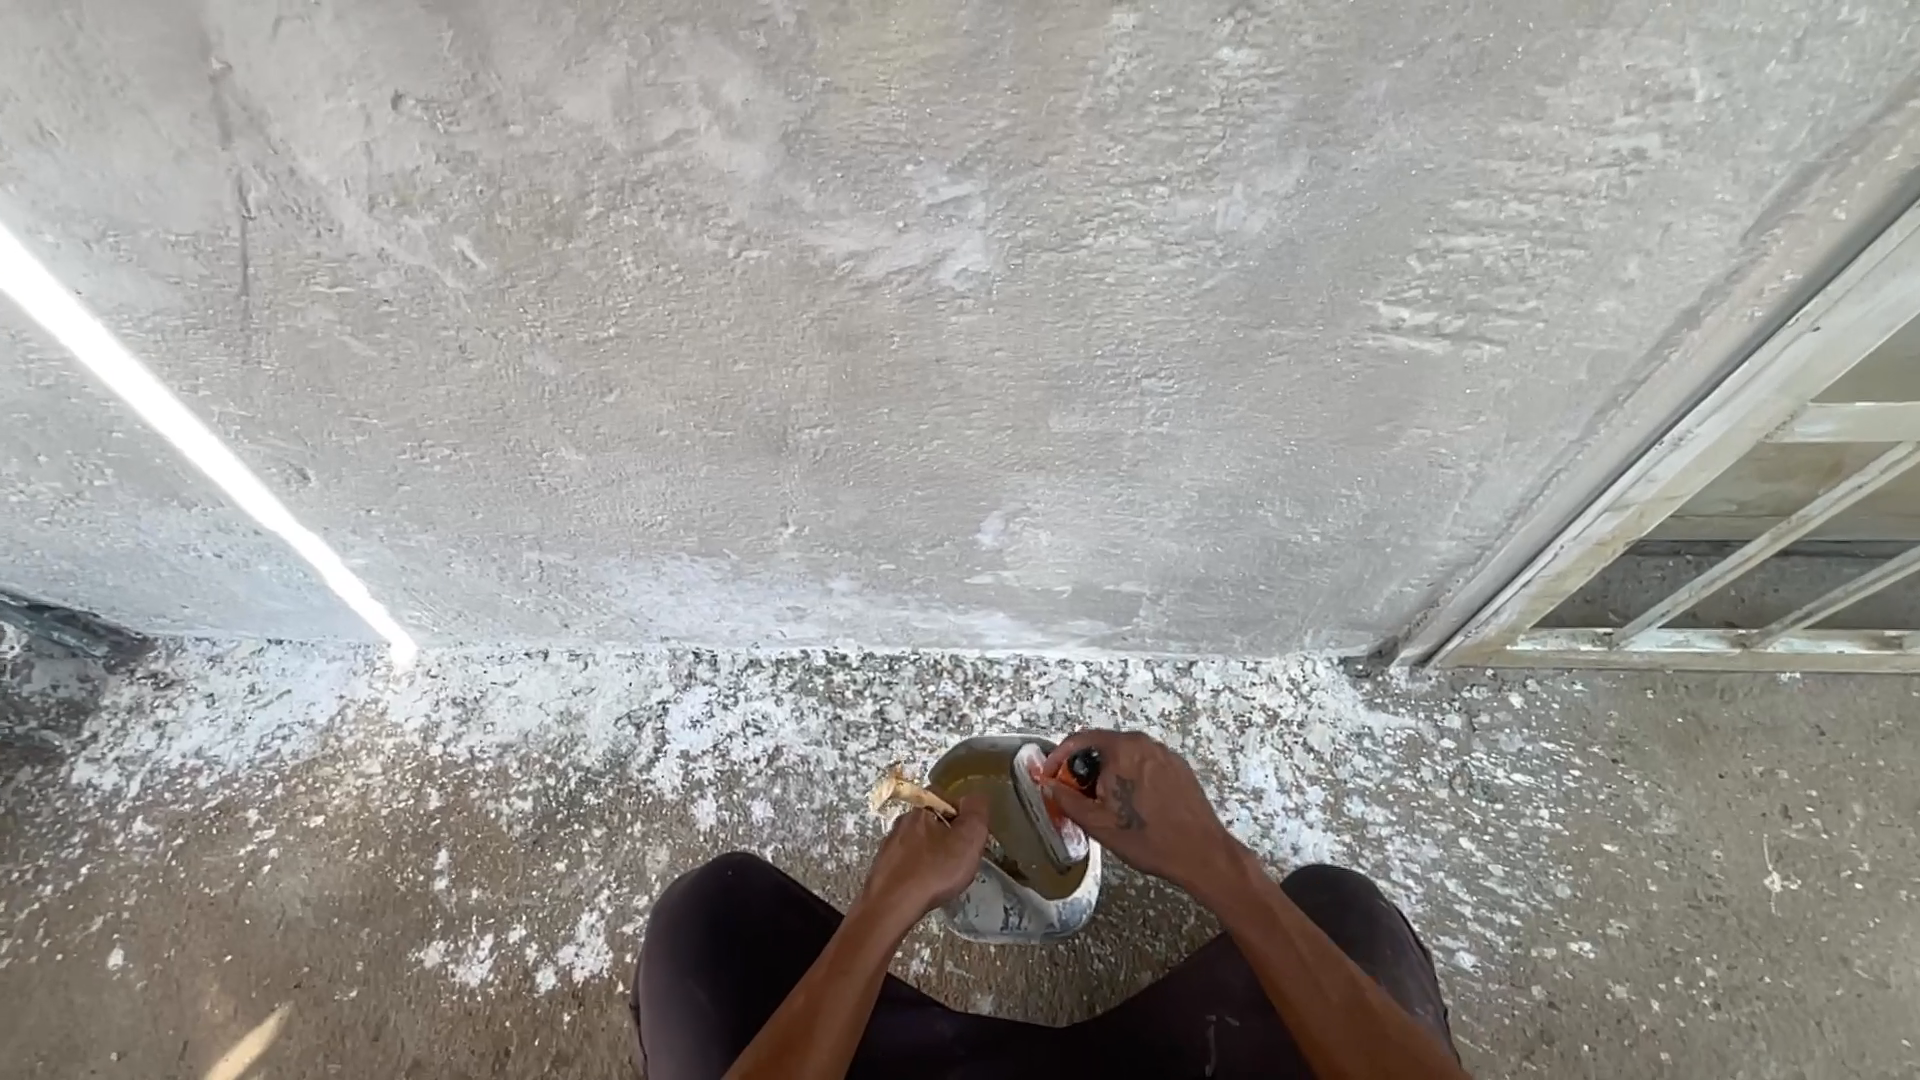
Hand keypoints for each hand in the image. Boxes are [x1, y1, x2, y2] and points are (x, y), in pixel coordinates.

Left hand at [859, 795, 990, 928]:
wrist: (891, 905)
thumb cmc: (934, 870)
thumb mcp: (969, 838)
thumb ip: (977, 812)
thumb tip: (975, 798)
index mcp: (923, 808)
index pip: (947, 797)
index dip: (963, 814)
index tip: (971, 836)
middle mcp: (903, 821)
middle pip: (932, 820)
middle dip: (947, 835)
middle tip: (960, 857)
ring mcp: (889, 844)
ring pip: (918, 842)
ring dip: (931, 854)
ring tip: (943, 875)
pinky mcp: (882, 867)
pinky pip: (907, 863)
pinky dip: (917, 870)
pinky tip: (924, 886)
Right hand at [1042, 730, 1242, 891]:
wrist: (1202, 854)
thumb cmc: (1148, 839)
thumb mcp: (1097, 823)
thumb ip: (1066, 798)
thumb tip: (1047, 784)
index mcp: (1122, 749)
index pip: (1079, 740)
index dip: (1059, 758)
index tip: (1051, 776)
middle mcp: (1144, 743)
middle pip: (1102, 746)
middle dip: (1084, 768)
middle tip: (1076, 794)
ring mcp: (1164, 753)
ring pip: (1124, 755)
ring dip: (1108, 773)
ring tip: (1104, 803)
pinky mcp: (1179, 767)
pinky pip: (1145, 763)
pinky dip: (1130, 776)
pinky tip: (1132, 804)